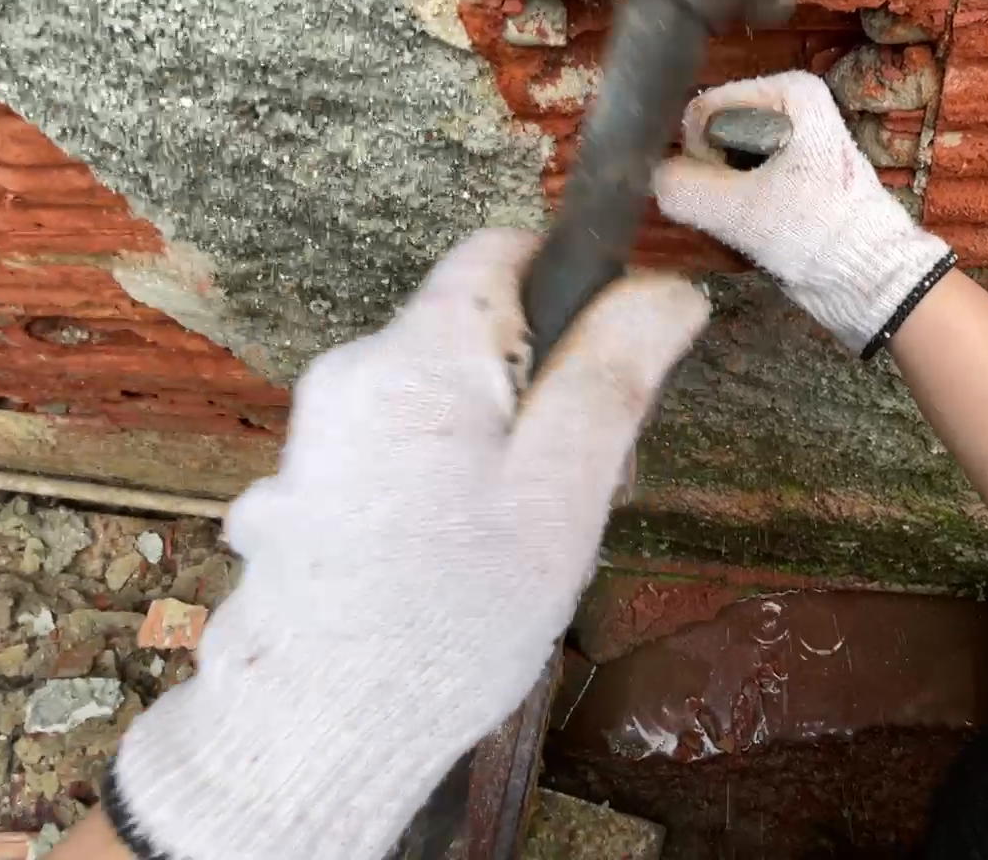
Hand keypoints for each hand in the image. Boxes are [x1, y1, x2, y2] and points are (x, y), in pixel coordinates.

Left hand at [104, 228, 706, 859]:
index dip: (570, 284)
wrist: (316, 737)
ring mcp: (326, 425)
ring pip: (454, 386)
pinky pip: (413, 434)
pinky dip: (458, 464)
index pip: (503, 250)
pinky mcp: (317, 473)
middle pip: (484, 326)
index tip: (604, 357)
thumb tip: (671, 287)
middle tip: (578, 472)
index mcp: (416, 354)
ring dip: (508, 431)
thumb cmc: (453, 609)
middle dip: (548, 378)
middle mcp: (354, 369)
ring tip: (528, 522)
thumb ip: (614, 374)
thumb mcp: (564, 487)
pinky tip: (468, 542)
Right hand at [654, 71, 952, 354]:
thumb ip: (683, 188)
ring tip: (755, 225)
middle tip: (746, 212)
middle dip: (714, 180)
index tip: (734, 190)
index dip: (703, 156)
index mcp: (789, 91)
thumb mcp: (742, 211)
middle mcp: (789, 109)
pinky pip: (737, 187)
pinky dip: (737, 212)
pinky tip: (758, 232)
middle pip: (711, 138)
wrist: (872, 282)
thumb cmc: (818, 234)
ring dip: (724, 202)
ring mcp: (788, 145)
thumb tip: (653, 178)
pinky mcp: (787, 179)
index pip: (703, 112)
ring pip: (720, 167)